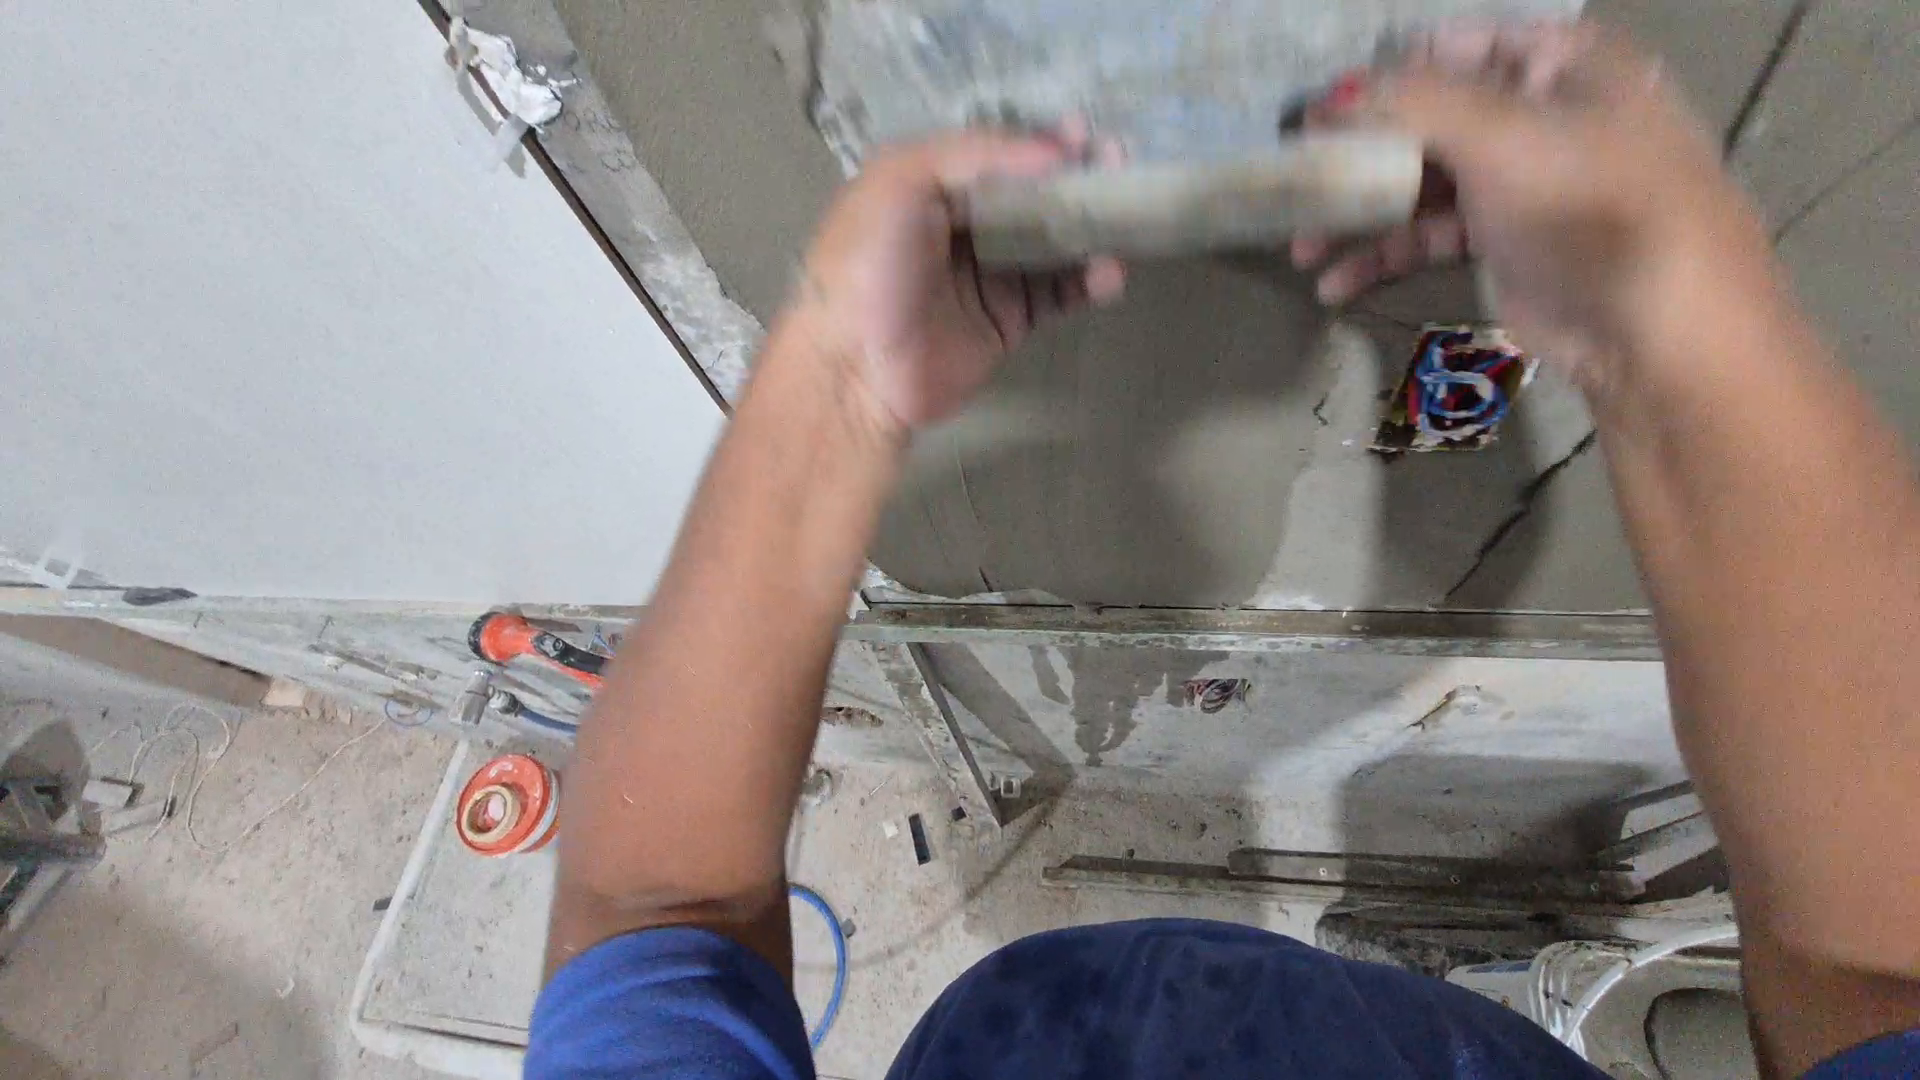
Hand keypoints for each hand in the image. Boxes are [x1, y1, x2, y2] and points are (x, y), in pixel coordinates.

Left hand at [790, 133, 1126, 433]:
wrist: (858, 369)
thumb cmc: (869, 265)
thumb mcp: (902, 181)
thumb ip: (975, 153)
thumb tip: (1053, 153)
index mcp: (931, 188)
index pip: (997, 156)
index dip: (1041, 144)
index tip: (1085, 135)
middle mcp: (962, 229)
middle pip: (1030, 197)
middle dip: (1076, 179)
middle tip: (1119, 167)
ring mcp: (987, 278)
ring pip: (1051, 244)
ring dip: (1089, 229)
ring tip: (1124, 218)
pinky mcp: (1007, 323)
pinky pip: (1056, 296)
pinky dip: (1087, 283)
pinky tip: (1109, 273)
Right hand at [1295, 23, 1775, 373]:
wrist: (1647, 319)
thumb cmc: (1586, 205)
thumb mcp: (1500, 139)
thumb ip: (1412, 106)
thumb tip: (1327, 98)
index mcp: (1558, 65)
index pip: (1453, 51)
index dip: (1384, 80)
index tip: (1318, 118)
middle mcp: (1537, 115)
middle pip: (1426, 124)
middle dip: (1358, 160)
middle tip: (1299, 190)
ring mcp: (1517, 182)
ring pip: (1419, 186)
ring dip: (1359, 219)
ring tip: (1302, 252)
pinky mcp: (1499, 241)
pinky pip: (1427, 238)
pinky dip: (1382, 258)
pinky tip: (1336, 285)